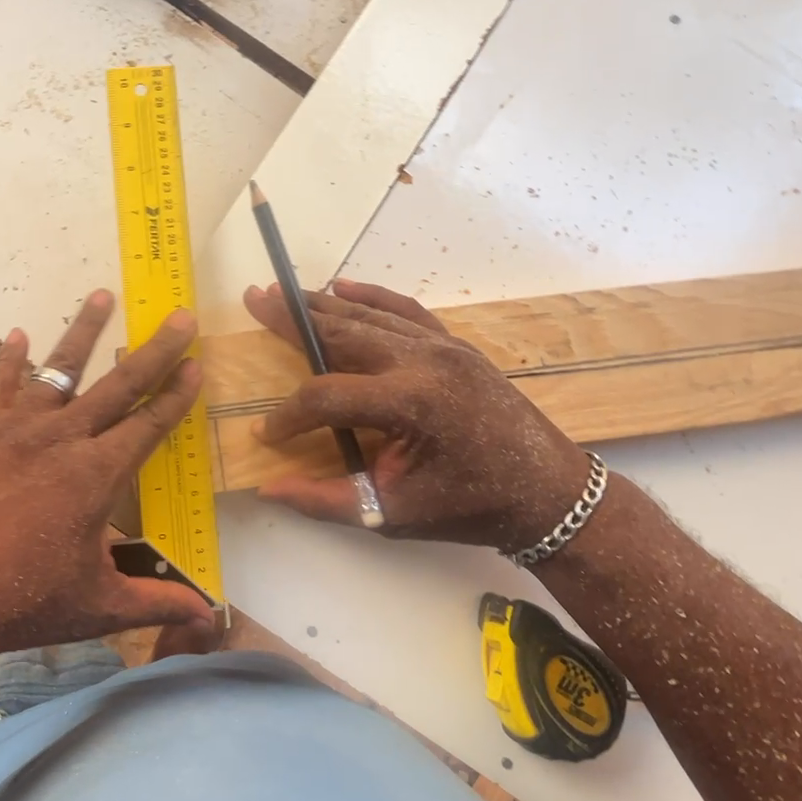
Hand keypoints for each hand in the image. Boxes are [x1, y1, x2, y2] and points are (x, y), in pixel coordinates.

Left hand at [0, 290, 213, 659]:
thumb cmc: (22, 601)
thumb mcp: (98, 607)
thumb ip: (156, 604)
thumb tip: (209, 619)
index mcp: (95, 475)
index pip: (148, 425)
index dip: (176, 395)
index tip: (196, 364)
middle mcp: (60, 440)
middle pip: (118, 385)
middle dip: (153, 350)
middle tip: (177, 316)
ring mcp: (16, 432)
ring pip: (58, 371)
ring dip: (83, 332)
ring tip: (101, 295)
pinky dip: (9, 361)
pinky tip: (17, 335)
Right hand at [242, 279, 592, 552]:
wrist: (546, 493)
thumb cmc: (469, 508)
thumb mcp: (394, 514)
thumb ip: (326, 500)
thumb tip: (267, 488)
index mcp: (410, 404)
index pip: (326, 397)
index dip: (289, 416)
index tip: (266, 434)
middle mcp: (424, 362)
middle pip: (341, 334)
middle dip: (292, 320)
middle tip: (255, 298)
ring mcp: (443, 347)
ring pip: (368, 317)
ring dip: (321, 304)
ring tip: (282, 292)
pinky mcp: (455, 345)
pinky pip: (404, 311)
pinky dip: (371, 297)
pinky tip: (341, 287)